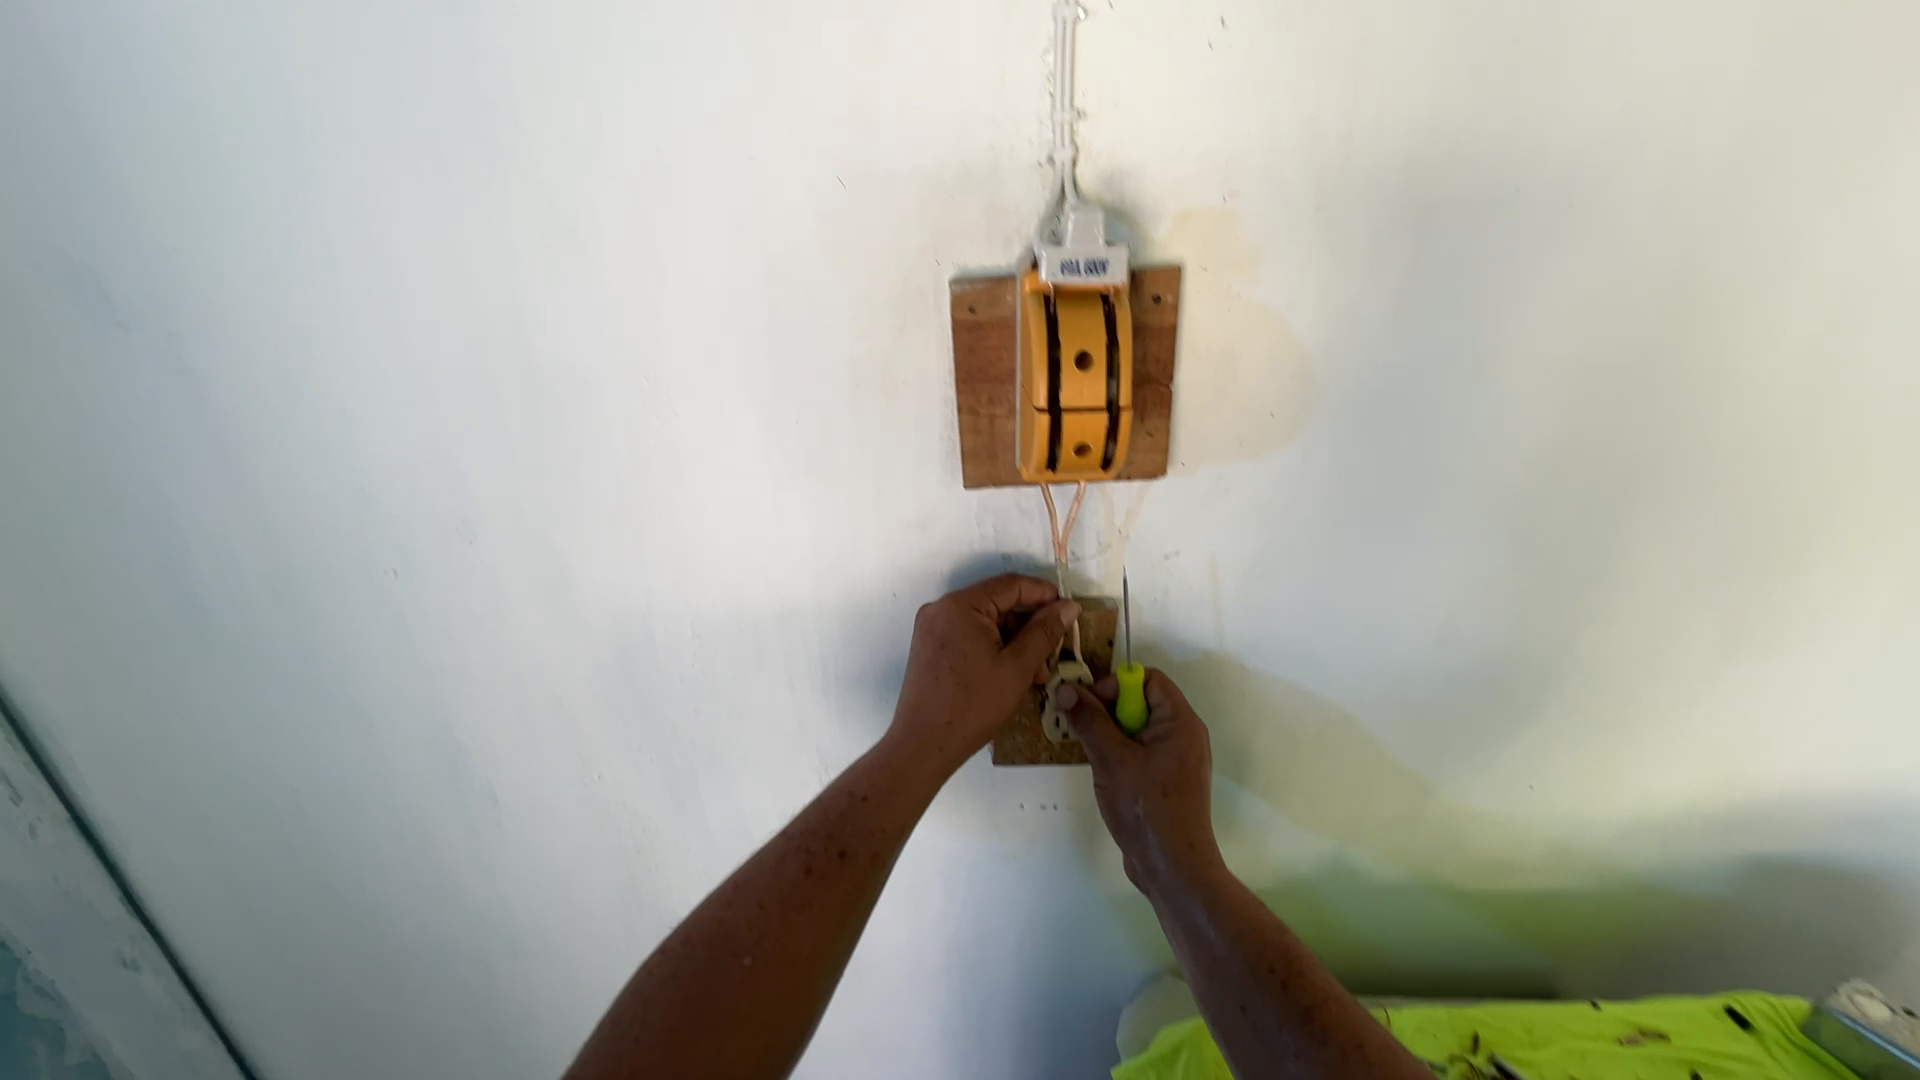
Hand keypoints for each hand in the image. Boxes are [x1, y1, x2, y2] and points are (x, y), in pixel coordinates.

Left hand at [888, 574, 1079, 774]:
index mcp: (960, 605)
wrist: (923, 745)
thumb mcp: (1017, 667)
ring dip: (1014, 642)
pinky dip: (994, 649)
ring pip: (986, 623)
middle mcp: (942, 608)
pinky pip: (970, 636)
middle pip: (998, 603)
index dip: (1045, 595)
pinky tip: (1013, 674)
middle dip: (1030, 626)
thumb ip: (1044, 632)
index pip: (1011, 585)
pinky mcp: (931, 648)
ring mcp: (933, 628)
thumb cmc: (973, 706)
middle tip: (1055, 652)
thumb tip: (1068, 607)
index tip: (1070, 612)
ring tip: (1038, 673)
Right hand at [1060, 672, 1223, 893]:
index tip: (1091, 706)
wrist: (1172, 867)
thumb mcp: (1110, 758)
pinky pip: (1142, 752)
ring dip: (1110, 734)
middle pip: (1142, 702)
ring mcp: (1178, 761)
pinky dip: (1120, 754)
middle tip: (1084, 729)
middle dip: (1108, 711)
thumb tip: (1066, 690)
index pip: (1149, 679)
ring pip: (1138, 730)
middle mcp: (1185, 736)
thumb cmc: (1145, 807)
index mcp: (1180, 722)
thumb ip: (1089, 720)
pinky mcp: (1168, 782)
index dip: (1117, 685)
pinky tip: (1103, 773)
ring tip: (1091, 754)